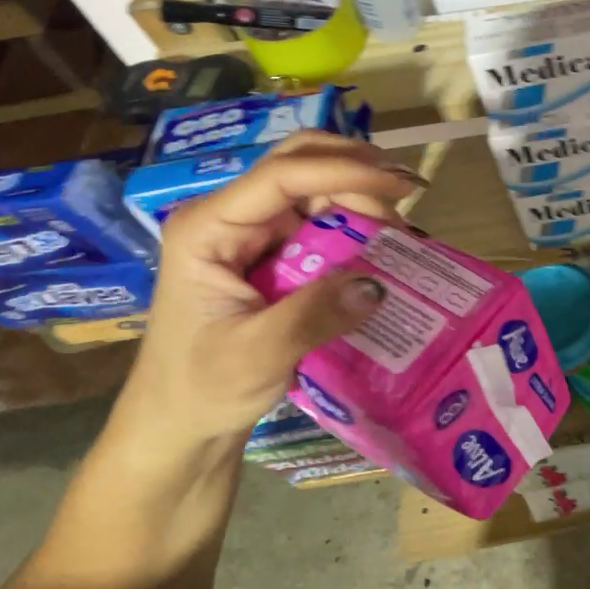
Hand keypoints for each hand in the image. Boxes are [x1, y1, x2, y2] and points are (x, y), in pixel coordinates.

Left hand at [123, 132, 421, 442]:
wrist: (182, 426)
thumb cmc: (202, 390)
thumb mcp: (256, 356)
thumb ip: (313, 316)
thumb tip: (376, 283)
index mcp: (208, 227)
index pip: (282, 175)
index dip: (344, 171)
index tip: (399, 187)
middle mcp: (232, 215)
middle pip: (300, 162)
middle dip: (357, 170)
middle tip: (406, 196)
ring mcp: (255, 231)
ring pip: (318, 185)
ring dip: (363, 196)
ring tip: (399, 229)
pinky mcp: (277, 251)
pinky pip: (325, 218)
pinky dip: (359, 221)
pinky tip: (386, 241)